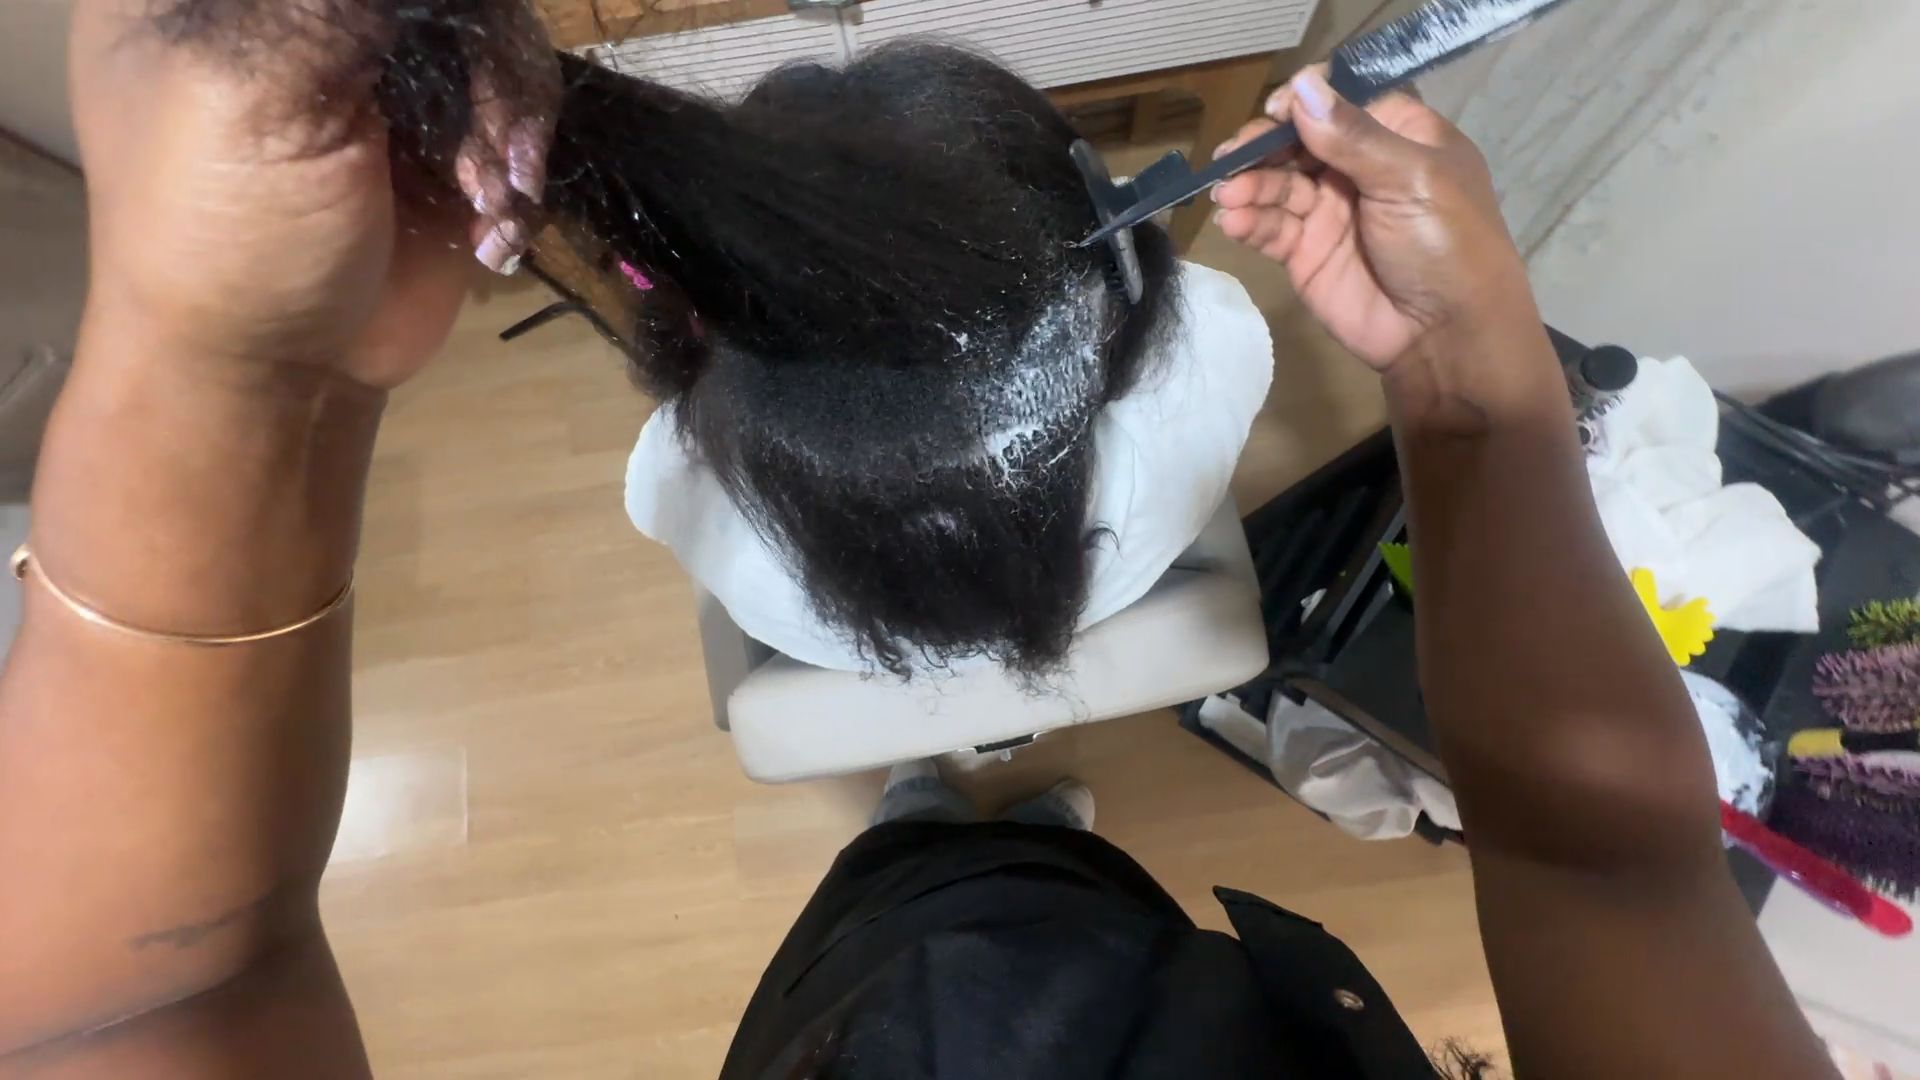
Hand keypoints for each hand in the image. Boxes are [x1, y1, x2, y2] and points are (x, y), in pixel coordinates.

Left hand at [68, 0, 556, 389]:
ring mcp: (399, 100)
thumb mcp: (262, 94)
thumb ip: (337, 12)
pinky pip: (522, 147)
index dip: (455, 13)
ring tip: (492, 207)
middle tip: (498, 162)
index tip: (474, 71)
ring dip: (517, 146)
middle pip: (465, 15)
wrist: (290, 365)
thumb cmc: (237, 232)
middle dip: (499, 85)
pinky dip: (523, 193)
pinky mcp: (452, 165)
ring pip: (507, 75)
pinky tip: (494, 233)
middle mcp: (333, 30)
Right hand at [1212, 68, 1539, 374]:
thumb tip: (1301, 85)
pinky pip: (1268, 229)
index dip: (1303, 105)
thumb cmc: (1444, 242)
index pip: (1338, 104)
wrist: (1438, 332)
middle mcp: (1355, 169)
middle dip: (1261, 149)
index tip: (1275, 113)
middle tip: (1231, 160)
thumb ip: (1352, 136)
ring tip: (1226, 197)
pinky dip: (1247, 223)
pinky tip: (1231, 221)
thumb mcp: (1409, 177)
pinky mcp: (1301, 254)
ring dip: (1247, 187)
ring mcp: (1325, 213)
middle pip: (1296, 145)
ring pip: (1275, 187)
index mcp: (1395, 136)